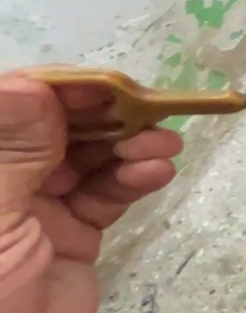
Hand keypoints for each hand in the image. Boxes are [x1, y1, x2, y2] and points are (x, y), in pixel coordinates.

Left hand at [0, 72, 181, 312]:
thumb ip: (9, 151)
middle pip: (58, 128)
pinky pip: (112, 188)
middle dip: (109, 117)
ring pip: (92, 154)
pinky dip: (138, 176)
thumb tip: (28, 84)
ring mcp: (32, 206)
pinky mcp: (73, 228)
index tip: (112, 88)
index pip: (9, 108)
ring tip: (162, 150)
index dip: (58, 92)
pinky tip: (156, 174)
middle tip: (153, 114)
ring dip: (132, 145)